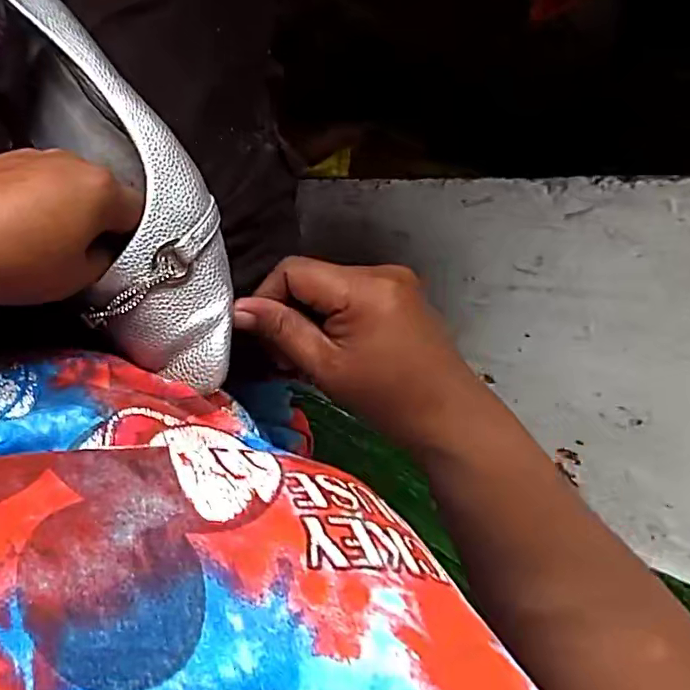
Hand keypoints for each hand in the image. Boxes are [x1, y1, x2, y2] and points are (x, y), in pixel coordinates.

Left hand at [0, 149, 143, 305]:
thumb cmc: (8, 259)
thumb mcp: (71, 280)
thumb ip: (101, 265)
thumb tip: (101, 256)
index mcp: (101, 187)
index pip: (139, 212)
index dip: (132, 243)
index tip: (114, 264)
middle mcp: (70, 162)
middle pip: (100, 196)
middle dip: (94, 227)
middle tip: (74, 263)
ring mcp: (32, 157)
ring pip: (63, 190)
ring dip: (60, 217)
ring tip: (33, 252)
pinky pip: (30, 187)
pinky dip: (28, 209)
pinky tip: (7, 236)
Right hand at [233, 257, 505, 458]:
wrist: (450, 419)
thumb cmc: (387, 399)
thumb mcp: (323, 366)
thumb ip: (279, 330)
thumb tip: (239, 309)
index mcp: (364, 287)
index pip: (291, 270)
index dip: (266, 298)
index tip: (262, 336)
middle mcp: (380, 273)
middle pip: (306, 277)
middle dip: (285, 313)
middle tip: (282, 357)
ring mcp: (392, 283)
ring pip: (321, 287)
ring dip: (303, 319)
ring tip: (303, 358)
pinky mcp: (396, 295)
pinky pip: (343, 296)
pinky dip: (325, 319)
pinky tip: (326, 350)